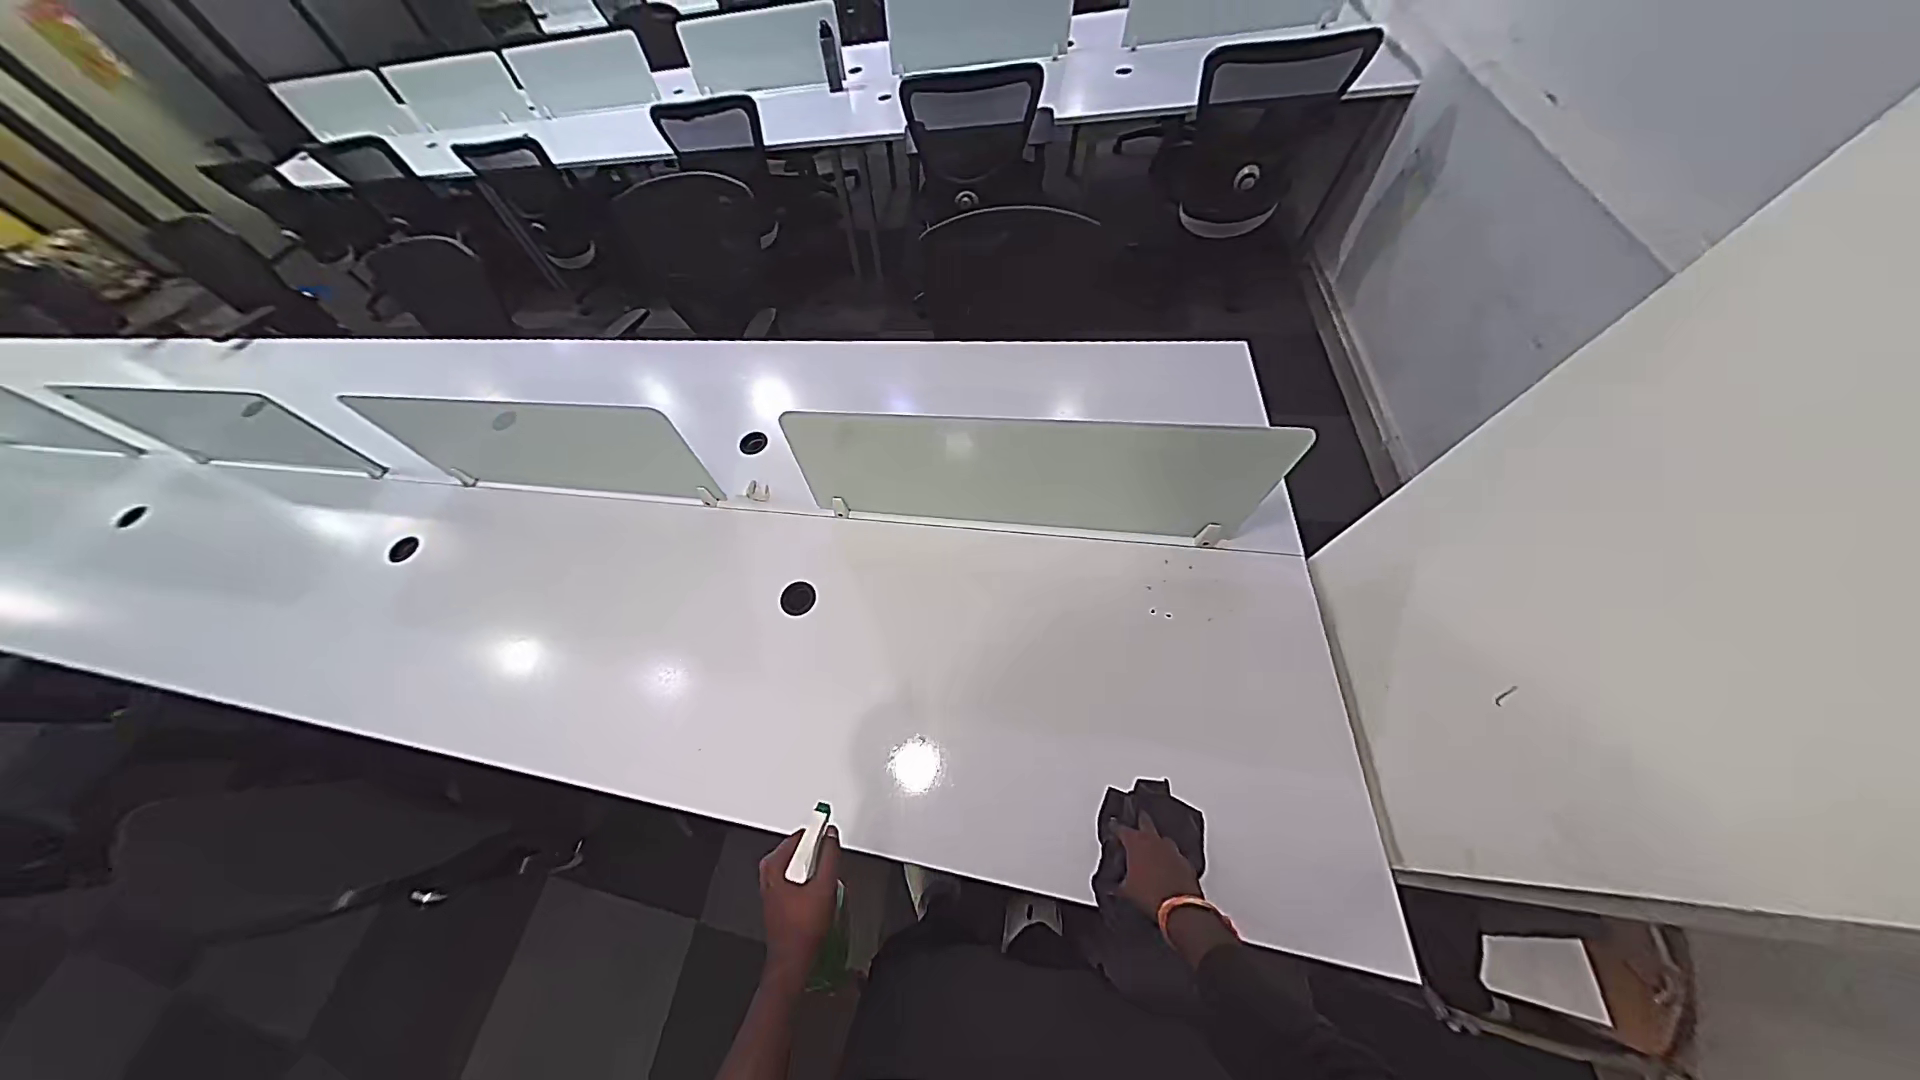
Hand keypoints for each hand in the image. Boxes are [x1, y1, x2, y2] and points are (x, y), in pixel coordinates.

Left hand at [758, 826, 840, 978]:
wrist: (794, 961)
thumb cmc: (802, 930)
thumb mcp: (824, 887)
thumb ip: (830, 856)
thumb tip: (831, 836)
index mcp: (773, 867)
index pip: (799, 836)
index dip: (818, 837)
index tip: (830, 836)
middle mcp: (768, 876)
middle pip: (799, 851)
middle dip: (816, 856)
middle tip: (828, 866)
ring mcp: (772, 889)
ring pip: (799, 866)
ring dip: (814, 870)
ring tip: (825, 884)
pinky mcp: (778, 900)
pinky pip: (797, 879)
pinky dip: (809, 881)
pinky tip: (819, 895)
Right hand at [1114, 811, 1201, 915]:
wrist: (1179, 908)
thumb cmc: (1150, 895)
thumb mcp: (1127, 891)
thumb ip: (1118, 886)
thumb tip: (1112, 890)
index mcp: (1136, 843)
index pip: (1121, 828)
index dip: (1115, 826)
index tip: (1112, 825)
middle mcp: (1154, 841)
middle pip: (1145, 821)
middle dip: (1140, 819)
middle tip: (1137, 819)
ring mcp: (1172, 849)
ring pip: (1162, 838)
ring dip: (1157, 841)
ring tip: (1152, 848)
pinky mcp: (1185, 862)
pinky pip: (1175, 854)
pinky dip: (1170, 857)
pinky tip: (1167, 865)